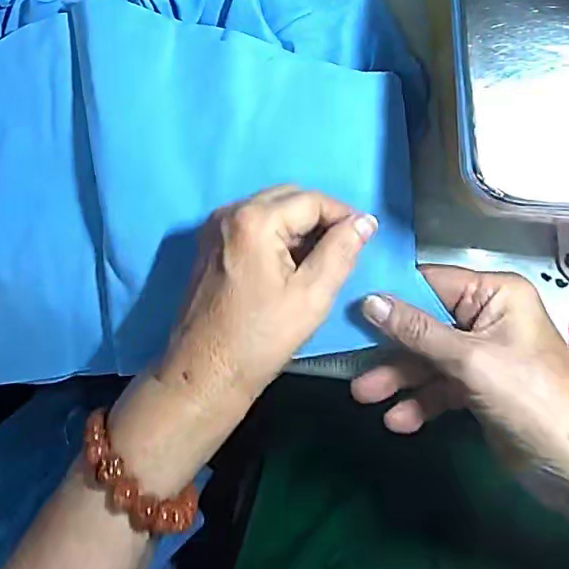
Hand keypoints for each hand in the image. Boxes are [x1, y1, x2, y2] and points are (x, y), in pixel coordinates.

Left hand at [106, 187, 376, 494]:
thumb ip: (341, 251)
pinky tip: (289, 263)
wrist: (204, 372)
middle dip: (320, 216)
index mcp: (254, 219)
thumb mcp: (312, 296)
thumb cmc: (260, 338)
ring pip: (270, 207)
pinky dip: (276, 233)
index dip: (343, 214)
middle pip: (288, 196)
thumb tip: (364, 220)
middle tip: (343, 248)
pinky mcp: (210, 241)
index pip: (311, 199)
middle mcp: (230, 211)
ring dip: (298, 225)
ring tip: (320, 259)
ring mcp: (215, 225)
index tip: (364, 236)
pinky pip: (252, 222)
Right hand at [350, 265, 568, 480]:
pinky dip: (420, 400)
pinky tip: (399, 420)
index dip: (389, 294)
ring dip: (398, 377)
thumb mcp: (471, 361)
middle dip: (389, 346)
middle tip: (350, 358)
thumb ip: (416, 330)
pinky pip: (440, 385)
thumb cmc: (535, 401)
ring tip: (365, 396)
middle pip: (422, 322)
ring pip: (427, 357)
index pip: (428, 282)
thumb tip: (367, 299)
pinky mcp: (480, 388)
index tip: (348, 303)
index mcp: (494, 293)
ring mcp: (482, 354)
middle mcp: (485, 316)